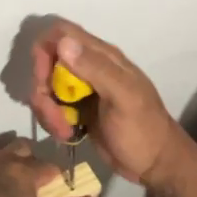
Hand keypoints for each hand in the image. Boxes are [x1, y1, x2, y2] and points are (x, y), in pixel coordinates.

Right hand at [28, 19, 185, 187]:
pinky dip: (51, 120)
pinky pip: (52, 106)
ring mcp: (82, 89)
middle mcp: (89, 67)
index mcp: (103, 56)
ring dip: (46, 109)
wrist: (154, 163)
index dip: (44, 51)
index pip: (61, 33)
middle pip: (47, 62)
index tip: (44, 80)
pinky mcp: (77, 110)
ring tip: (64, 131)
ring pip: (46, 87)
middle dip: (42, 88)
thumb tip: (62, 42)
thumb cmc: (143, 129)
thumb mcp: (123, 98)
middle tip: (54, 116)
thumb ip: (96, 69)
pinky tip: (67, 134)